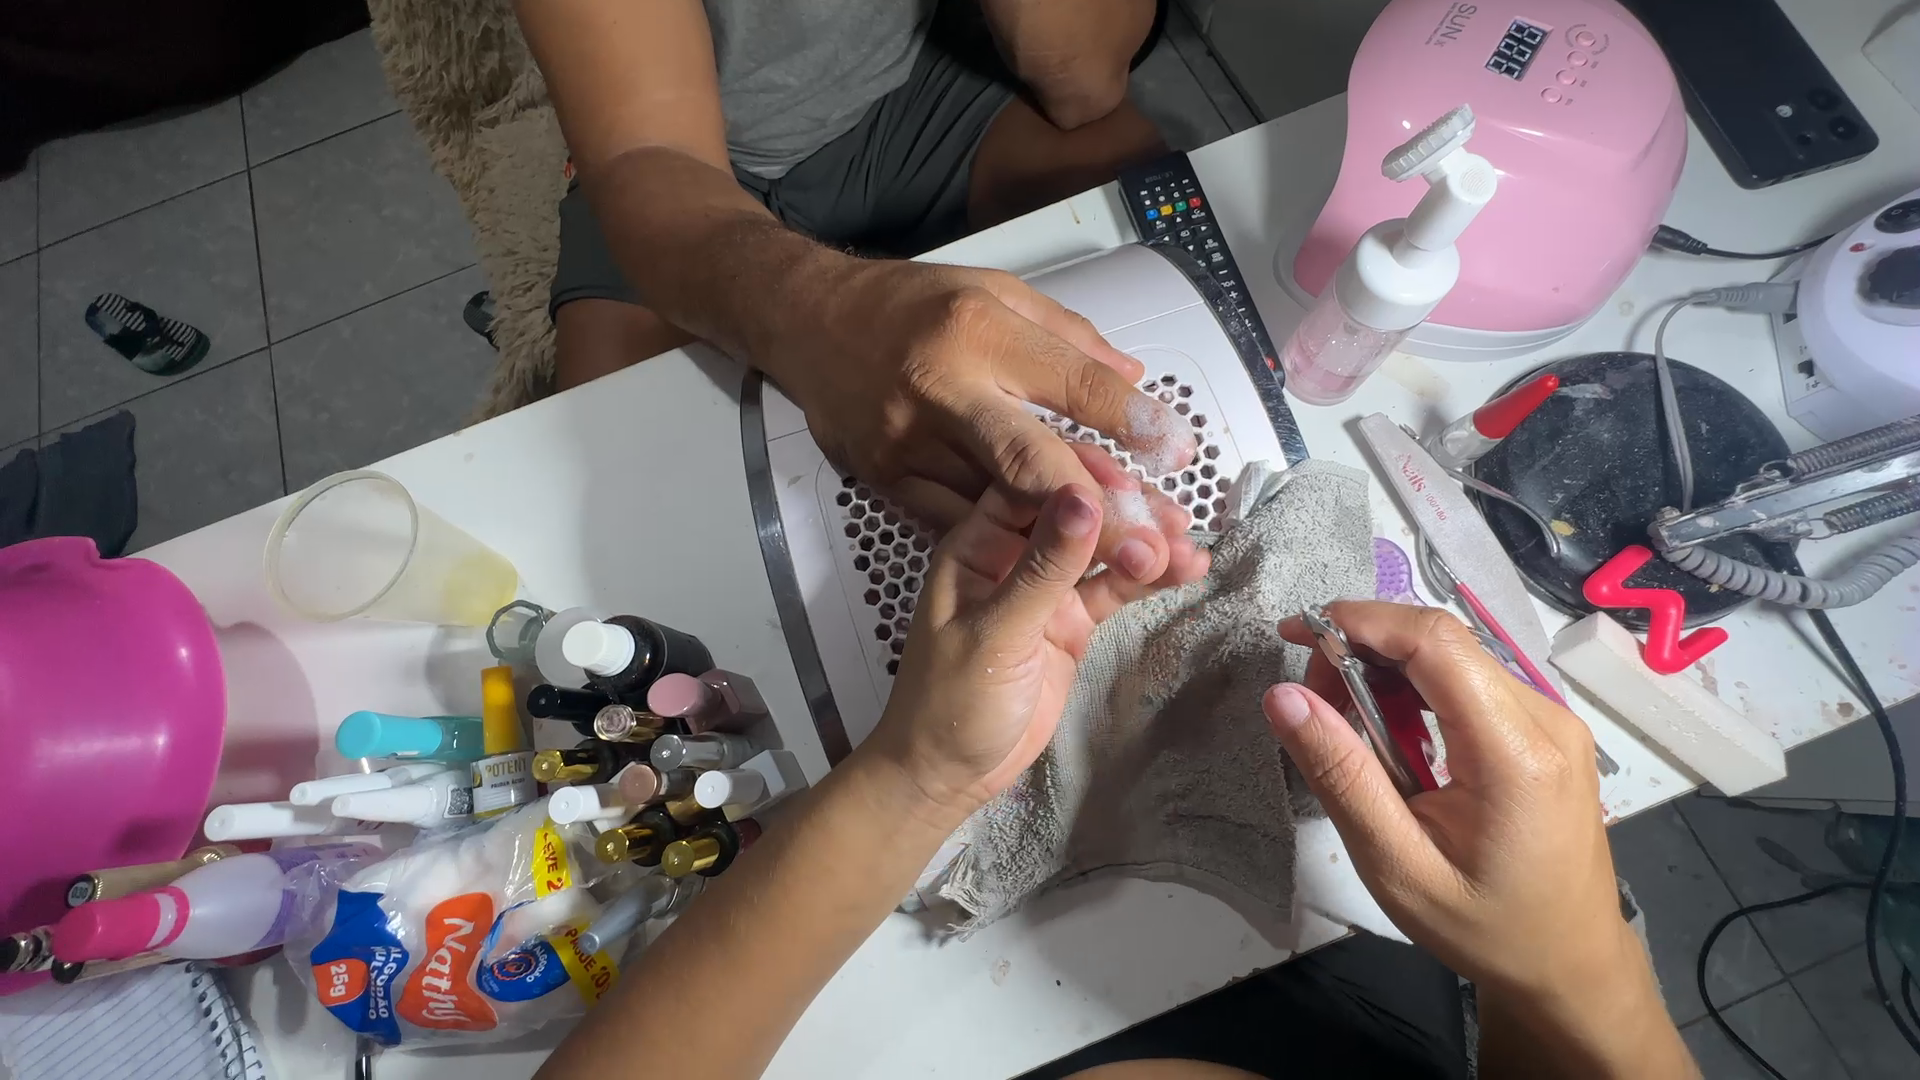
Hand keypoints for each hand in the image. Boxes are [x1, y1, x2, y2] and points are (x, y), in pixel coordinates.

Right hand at [771, 257, 1199, 583]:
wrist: (809, 324)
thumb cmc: (907, 303)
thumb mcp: (991, 291)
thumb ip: (1064, 334)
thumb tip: (1129, 376)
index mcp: (977, 330)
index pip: (1072, 382)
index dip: (1132, 420)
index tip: (1178, 449)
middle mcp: (942, 391)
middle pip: (1032, 462)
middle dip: (1099, 508)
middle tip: (1157, 542)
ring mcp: (908, 444)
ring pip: (994, 504)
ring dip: (1058, 536)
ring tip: (1118, 560)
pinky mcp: (886, 480)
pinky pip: (954, 519)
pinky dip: (1002, 539)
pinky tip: (1044, 557)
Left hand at [861, 475, 1207, 822]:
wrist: (950, 772)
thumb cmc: (951, 703)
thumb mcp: (996, 633)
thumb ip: (1043, 569)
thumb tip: (1083, 497)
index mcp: (976, 544)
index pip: (1030, 488)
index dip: (1081, 480)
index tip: (1132, 492)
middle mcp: (1012, 554)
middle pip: (1073, 512)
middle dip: (1123, 513)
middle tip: (1173, 523)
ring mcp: (1045, 587)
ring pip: (1101, 549)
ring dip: (1145, 545)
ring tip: (1191, 549)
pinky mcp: (1070, 619)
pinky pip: (1112, 589)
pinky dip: (1146, 580)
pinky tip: (1185, 571)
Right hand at [1264, 602, 1638, 999]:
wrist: (1571, 967)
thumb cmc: (1485, 925)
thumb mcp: (1395, 863)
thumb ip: (1340, 774)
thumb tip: (1281, 695)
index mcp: (1515, 752)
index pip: (1434, 641)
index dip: (1359, 621)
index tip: (1294, 634)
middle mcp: (1543, 717)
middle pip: (1436, 638)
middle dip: (1359, 647)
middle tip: (1312, 698)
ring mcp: (1546, 718)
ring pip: (1445, 652)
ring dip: (1379, 667)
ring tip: (1344, 720)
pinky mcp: (1537, 727)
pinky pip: (1460, 676)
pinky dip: (1406, 686)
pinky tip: (1386, 730)